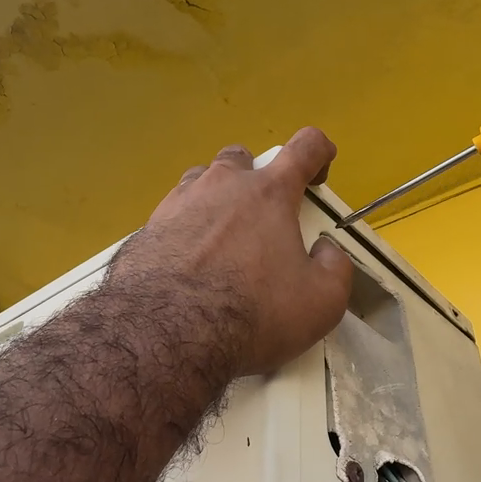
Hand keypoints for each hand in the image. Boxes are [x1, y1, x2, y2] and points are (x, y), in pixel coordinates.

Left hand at [111, 126, 354, 376]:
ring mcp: (179, 203)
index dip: (319, 152)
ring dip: (216, 197)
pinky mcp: (146, 229)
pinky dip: (184, 230)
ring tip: (220, 237)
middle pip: (242, 157)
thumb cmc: (252, 312)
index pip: (305, 147)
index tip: (320, 170)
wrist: (164, 334)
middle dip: (256, 176)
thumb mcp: (321, 302)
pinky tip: (185, 264)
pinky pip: (171, 216)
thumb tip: (323, 250)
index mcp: (269, 193)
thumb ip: (334, 267)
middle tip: (262, 215)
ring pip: (200, 180)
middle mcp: (223, 185)